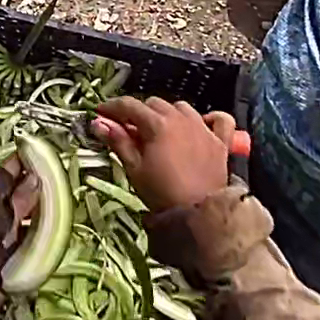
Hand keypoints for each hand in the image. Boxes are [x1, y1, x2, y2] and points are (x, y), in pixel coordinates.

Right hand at [92, 97, 234, 211]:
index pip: (129, 106)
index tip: (101, 112)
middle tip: (128, 128)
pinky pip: (220, 119)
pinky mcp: (220, 142)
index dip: (111, 107)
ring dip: (167, 113)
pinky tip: (201, 124)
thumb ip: (118, 141)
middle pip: (153, 104)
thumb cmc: (162, 193)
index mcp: (157, 124)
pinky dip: (210, 118)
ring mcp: (203, 128)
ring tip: (159, 129)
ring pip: (181, 107)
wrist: (199, 216)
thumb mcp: (134, 168)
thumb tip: (99, 123)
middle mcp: (181, 119)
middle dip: (138, 112)